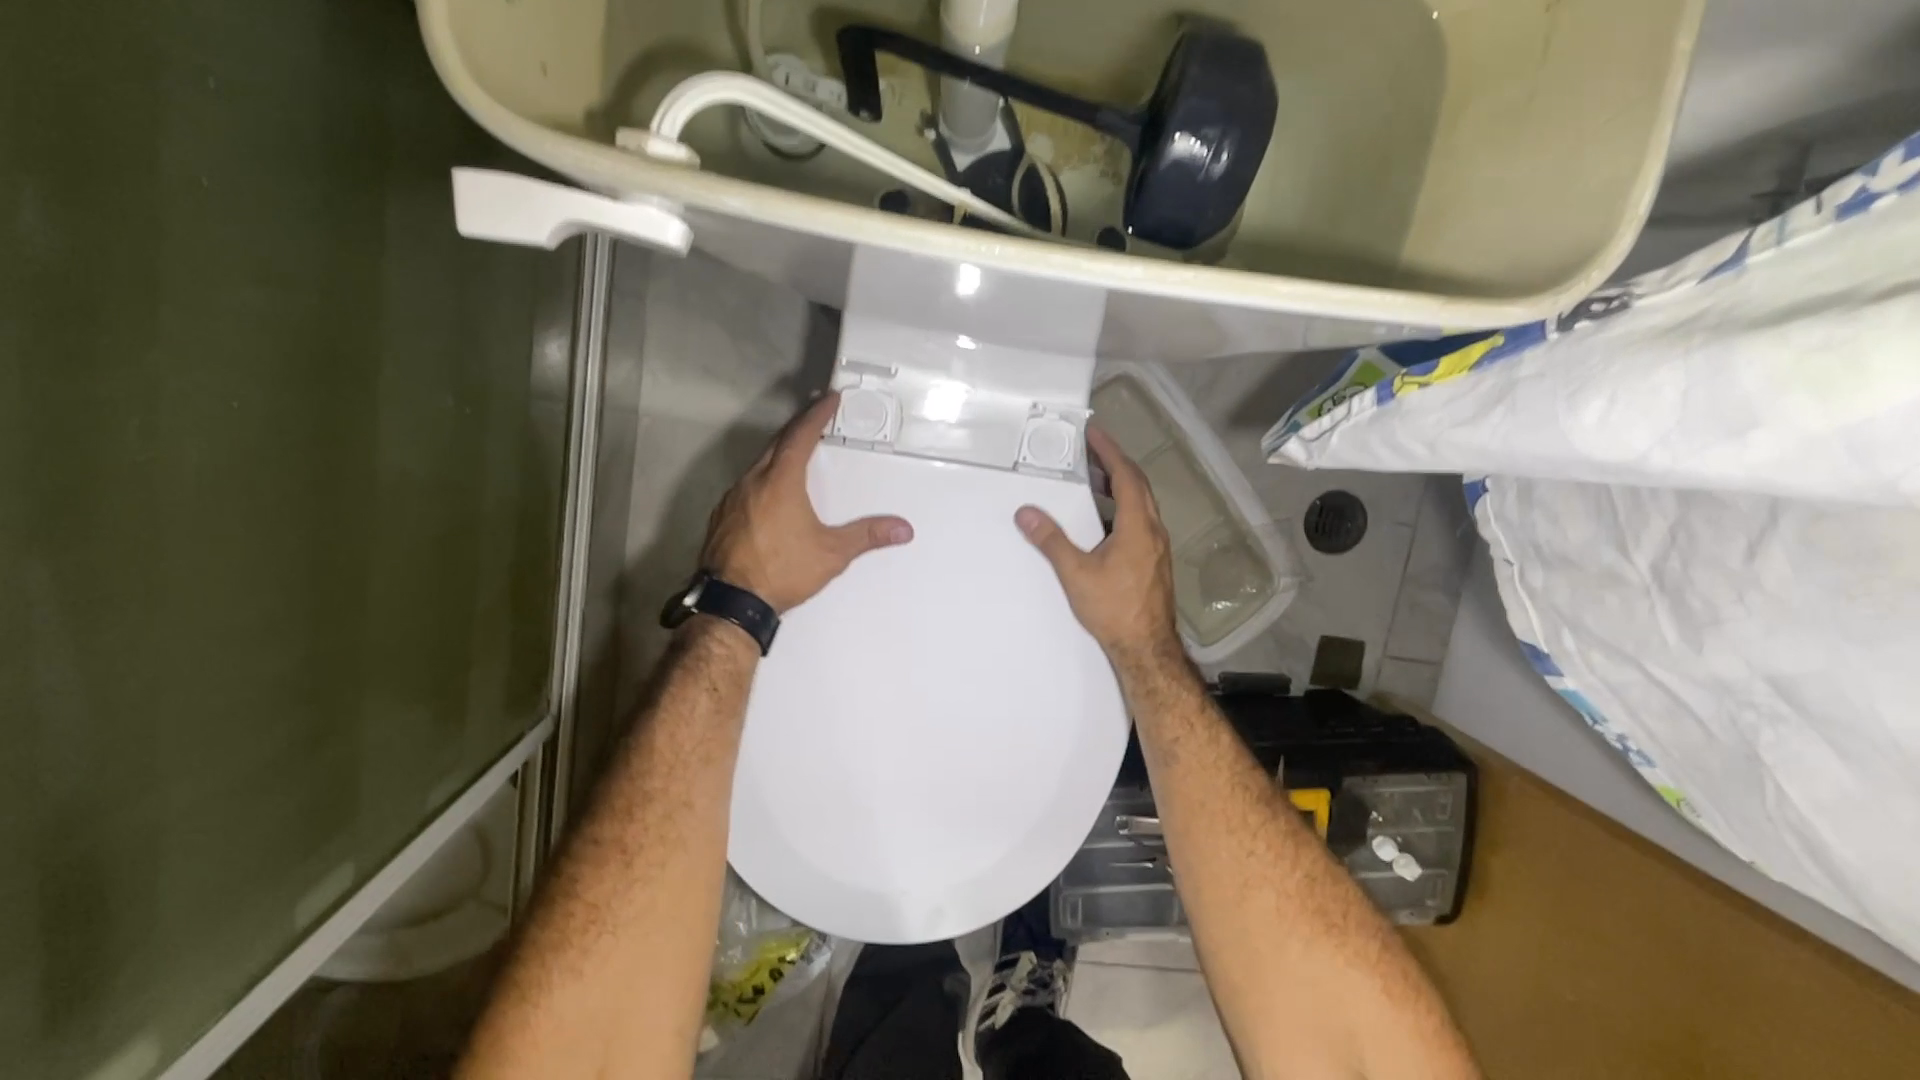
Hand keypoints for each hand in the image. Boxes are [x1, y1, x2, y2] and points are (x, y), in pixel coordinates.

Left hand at [701, 393, 914, 613]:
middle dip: (796, 427)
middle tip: (812, 416)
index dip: (817, 415)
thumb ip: (867, 535)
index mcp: (780, 481)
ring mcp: (732, 499)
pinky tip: (768, 491)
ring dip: (777, 452)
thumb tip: (901, 529)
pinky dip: (761, 478)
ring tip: (793, 450)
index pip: (801, 436)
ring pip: (758, 464)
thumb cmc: (781, 571)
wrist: (733, 602)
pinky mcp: (722, 517)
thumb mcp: (832, 553)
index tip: (828, 400)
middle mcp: (752, 482)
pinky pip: (745, 485)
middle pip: (776, 443)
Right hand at [1015, 427, 1182, 666]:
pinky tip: (1104, 521)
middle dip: (1115, 464)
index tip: (1094, 433)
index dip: (1110, 451)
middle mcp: (1153, 531)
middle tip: (1091, 450)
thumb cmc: (1114, 609)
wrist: (1146, 647)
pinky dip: (1123, 508)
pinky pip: (1141, 522)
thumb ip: (1051, 540)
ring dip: (1120, 487)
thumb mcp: (1076, 573)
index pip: (1126, 476)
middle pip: (1138, 486)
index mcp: (1138, 526)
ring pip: (1141, 505)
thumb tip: (1027, 513)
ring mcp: (1157, 548)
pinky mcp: (1155, 563)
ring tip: (1094, 481)